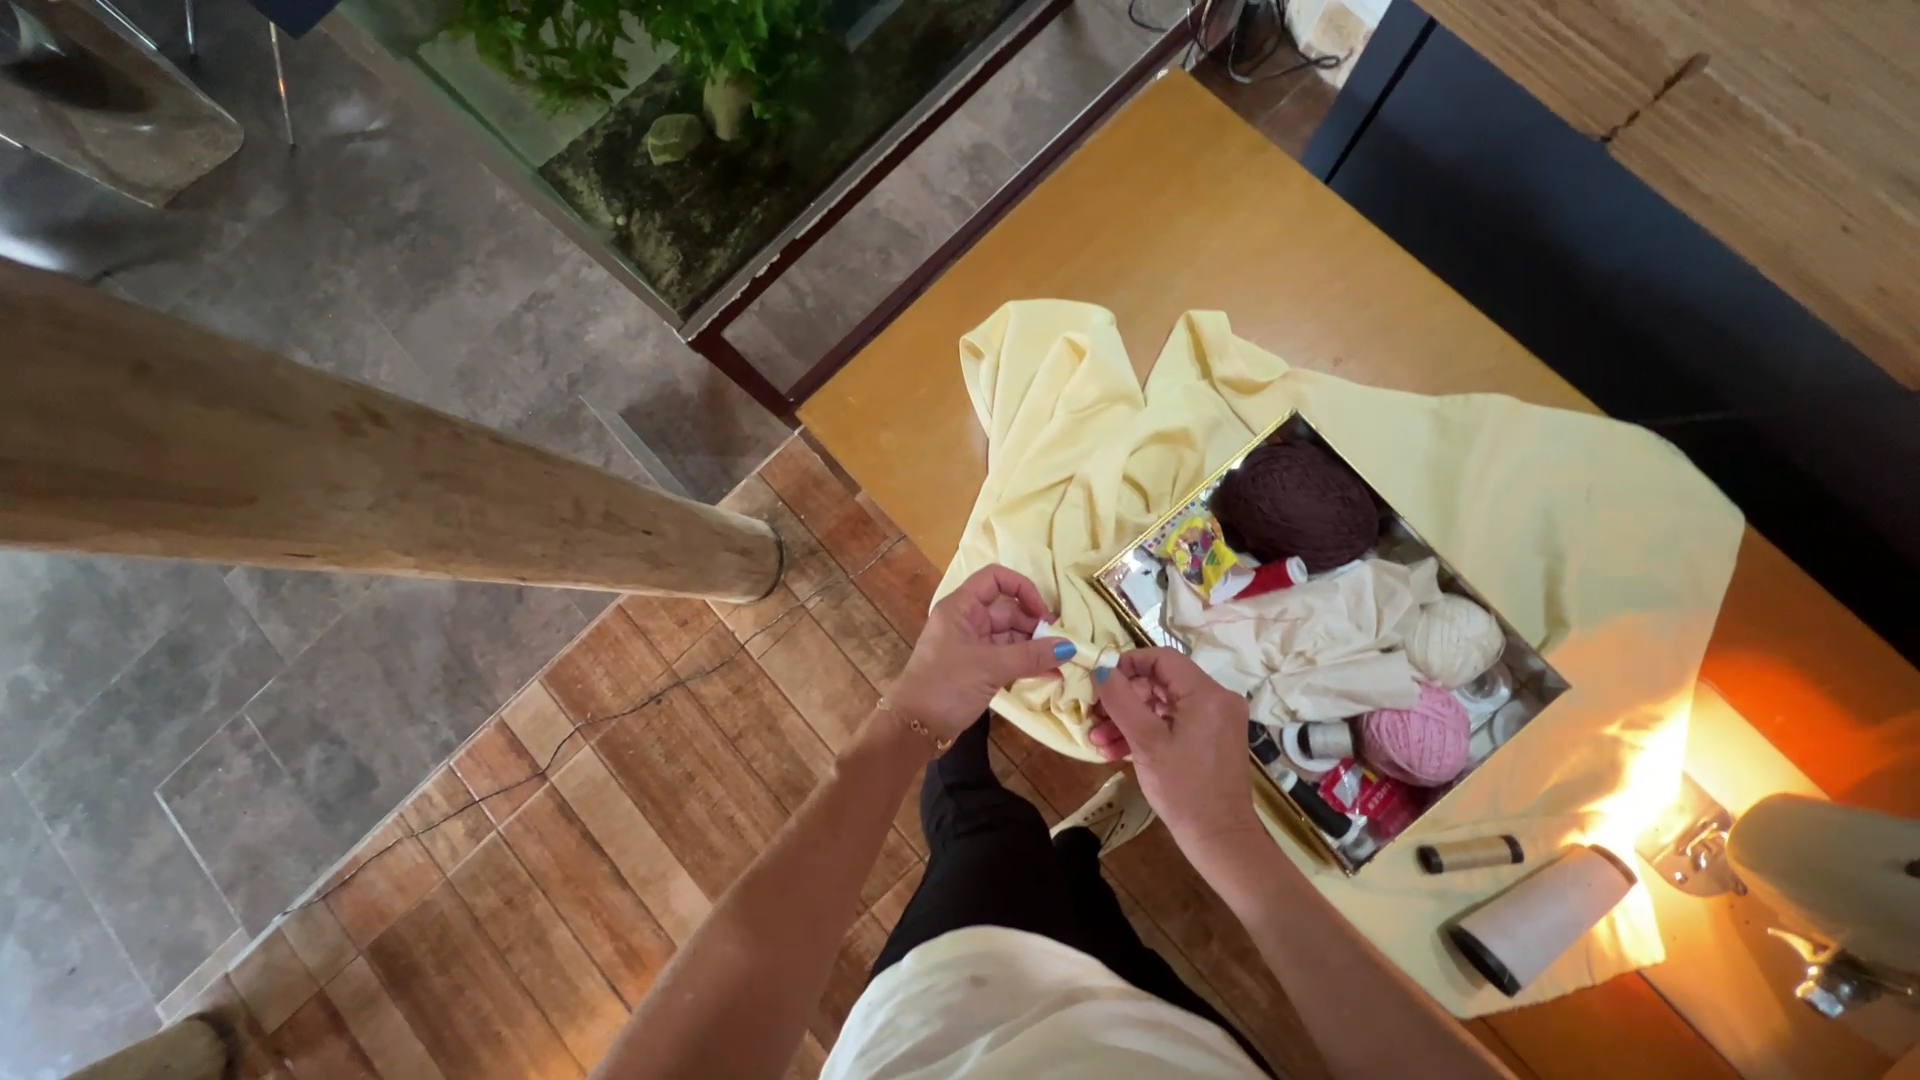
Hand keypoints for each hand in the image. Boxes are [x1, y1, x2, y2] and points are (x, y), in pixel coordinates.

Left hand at [887, 564, 1074, 742]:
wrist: (913, 728)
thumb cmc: (945, 686)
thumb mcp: (990, 668)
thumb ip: (1030, 656)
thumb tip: (1069, 647)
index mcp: (961, 607)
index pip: (995, 578)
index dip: (1022, 588)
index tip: (1042, 613)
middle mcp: (966, 621)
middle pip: (1007, 609)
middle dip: (1034, 624)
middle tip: (1060, 644)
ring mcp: (971, 645)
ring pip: (1009, 635)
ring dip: (1034, 646)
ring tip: (1061, 662)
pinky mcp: (976, 669)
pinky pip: (1006, 657)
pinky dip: (1026, 662)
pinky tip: (1050, 673)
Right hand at [1091, 648, 1260, 848]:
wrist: (1220, 839)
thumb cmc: (1183, 788)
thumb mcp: (1145, 741)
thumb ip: (1120, 699)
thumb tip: (1101, 668)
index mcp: (1207, 693)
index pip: (1161, 658)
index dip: (1127, 663)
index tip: (1099, 680)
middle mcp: (1217, 699)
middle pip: (1160, 682)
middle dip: (1123, 699)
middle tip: (1094, 716)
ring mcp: (1217, 720)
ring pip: (1163, 705)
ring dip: (1130, 719)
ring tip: (1099, 741)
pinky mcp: (1212, 739)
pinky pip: (1174, 723)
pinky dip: (1148, 732)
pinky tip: (1117, 750)